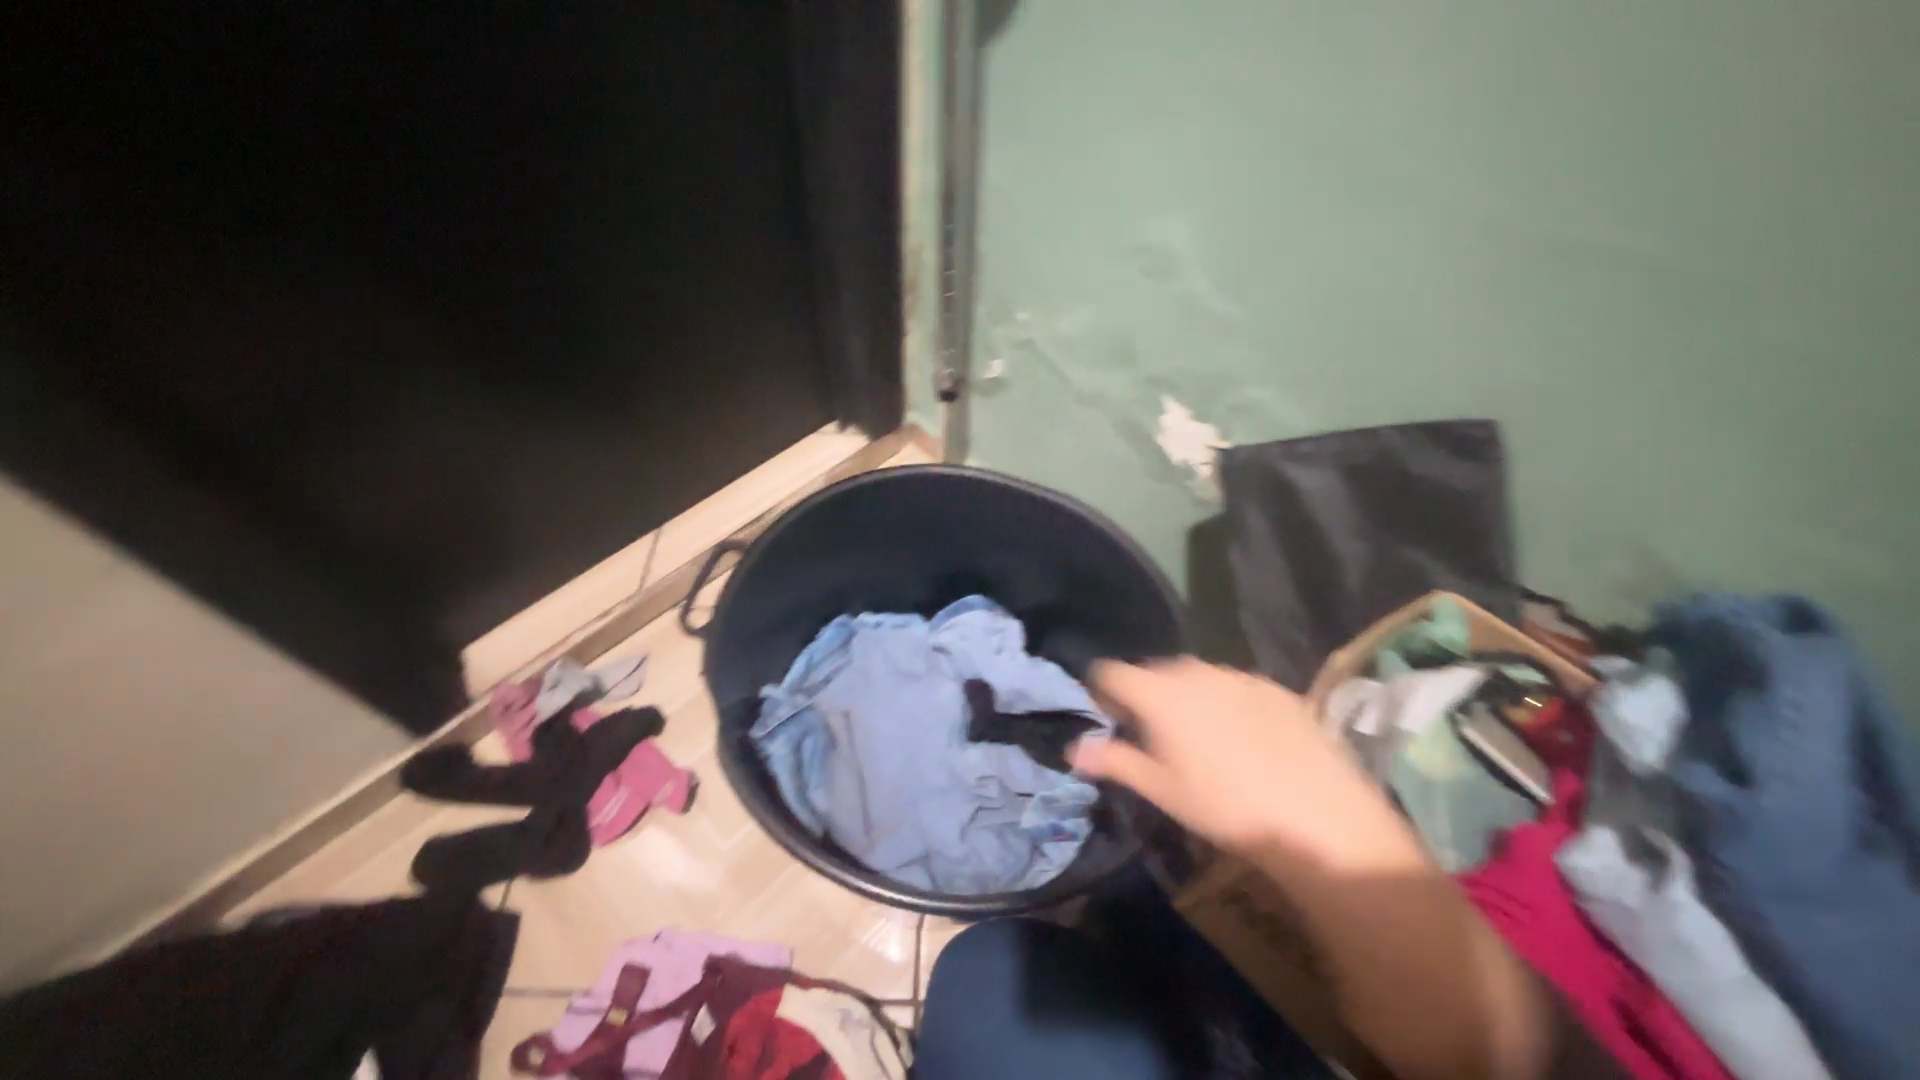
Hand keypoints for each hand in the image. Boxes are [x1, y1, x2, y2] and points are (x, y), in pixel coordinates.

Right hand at [1071, 657, 1417, 869]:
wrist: (1319, 817)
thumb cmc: (1225, 807)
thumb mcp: (1162, 791)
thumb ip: (1115, 762)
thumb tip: (1073, 749)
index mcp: (1159, 693)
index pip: (1111, 671)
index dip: (1102, 692)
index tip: (1109, 719)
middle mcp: (1196, 672)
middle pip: (1154, 671)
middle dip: (1146, 696)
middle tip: (1152, 736)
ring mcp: (1240, 676)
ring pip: (1197, 678)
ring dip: (1187, 698)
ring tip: (1200, 739)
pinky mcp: (1276, 688)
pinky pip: (1235, 687)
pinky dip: (1227, 704)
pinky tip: (1244, 741)